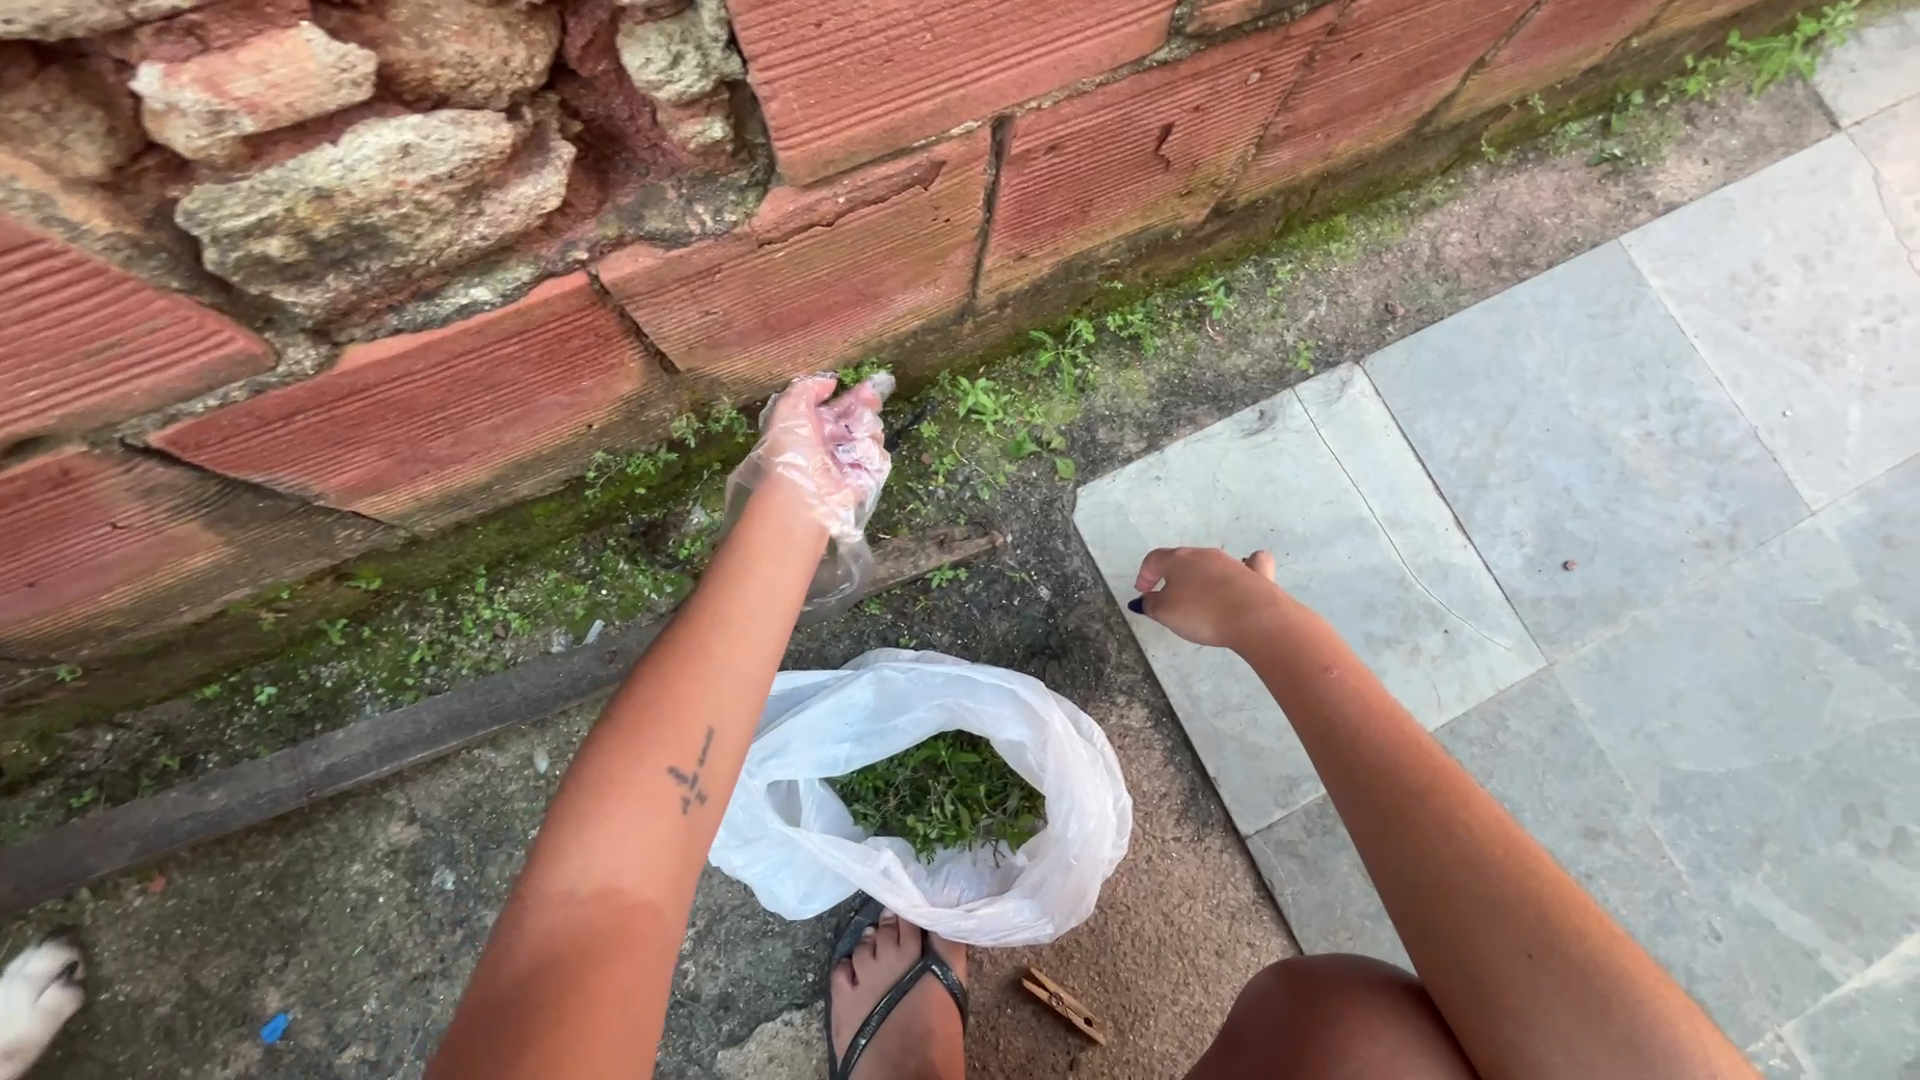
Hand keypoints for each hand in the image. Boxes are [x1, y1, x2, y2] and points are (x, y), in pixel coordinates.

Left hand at [752, 373, 891, 539]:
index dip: (855, 395)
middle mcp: (833, 443)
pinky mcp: (866, 479)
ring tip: (852, 438)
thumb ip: (808, 388)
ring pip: (873, 435)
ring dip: (866, 431)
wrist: (803, 492)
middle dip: (866, 409)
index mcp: (814, 427)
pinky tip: (856, 457)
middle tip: (869, 401)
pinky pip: (879, 458)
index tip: (868, 386)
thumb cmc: (792, 449)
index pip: (841, 407)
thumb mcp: (789, 409)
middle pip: (861, 419)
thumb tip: (832, 383)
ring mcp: (851, 461)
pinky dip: (869, 455)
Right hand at [1130, 547, 1283, 649]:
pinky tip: (1245, 573)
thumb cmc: (1202, 613)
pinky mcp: (1256, 574)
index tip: (1142, 591)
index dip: (1144, 574)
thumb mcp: (1165, 613)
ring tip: (1199, 597)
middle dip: (1171, 575)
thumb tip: (1146, 599)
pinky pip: (1250, 564)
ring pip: (1210, 563)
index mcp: (1178, 560)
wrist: (1254, 617)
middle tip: (1166, 595)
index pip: (1154, 559)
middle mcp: (1204, 555)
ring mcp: (1232, 563)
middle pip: (1181, 560)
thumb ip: (1151, 604)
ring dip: (1200, 577)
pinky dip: (1246, 567)